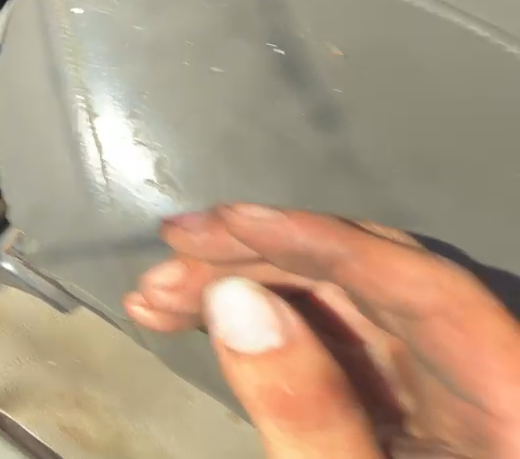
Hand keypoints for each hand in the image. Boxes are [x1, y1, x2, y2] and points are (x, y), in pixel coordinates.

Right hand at [125, 205, 519, 456]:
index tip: (220, 220)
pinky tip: (181, 316)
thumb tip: (233, 298)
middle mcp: (493, 382)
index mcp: (517, 414)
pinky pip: (322, 326)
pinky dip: (248, 312)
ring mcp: (446, 387)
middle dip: (254, 258)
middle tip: (165, 261)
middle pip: (372, 279)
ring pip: (335, 292)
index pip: (426, 292)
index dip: (321, 242)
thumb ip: (306, 413)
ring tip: (152, 299)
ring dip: (235, 281)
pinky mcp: (404, 395)